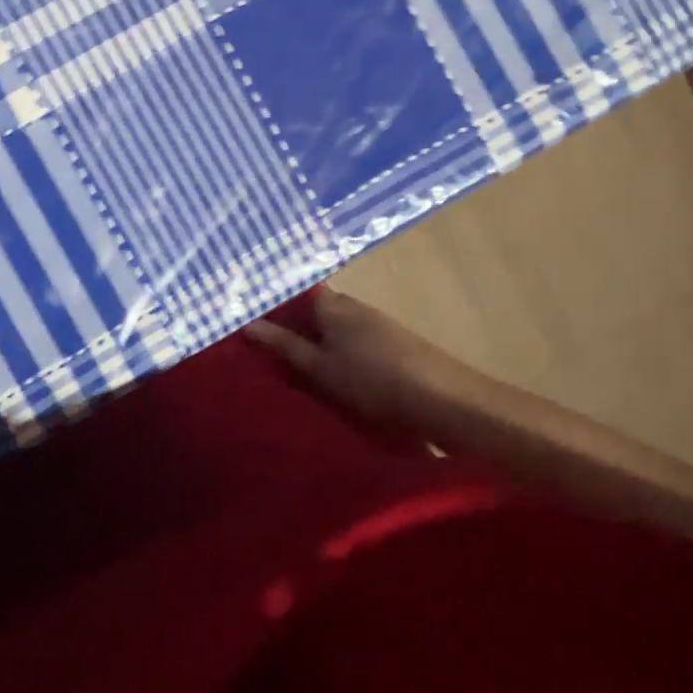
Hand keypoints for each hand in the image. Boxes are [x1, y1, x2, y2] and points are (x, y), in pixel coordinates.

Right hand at [240, 286, 473, 420]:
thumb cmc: (374, 379)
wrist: (445, 401)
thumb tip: (246, 322)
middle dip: (290, 322)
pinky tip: (328, 370)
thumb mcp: (320, 367)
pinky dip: (335, 350)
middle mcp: (353, 305)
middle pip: (313, 308)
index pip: (293, 290)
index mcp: (332, 304)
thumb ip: (284, 345)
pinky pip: (350, 339)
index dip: (271, 301)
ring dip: (314, 338)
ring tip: (290, 361)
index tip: (247, 314)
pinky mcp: (392, 344)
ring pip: (333, 325)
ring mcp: (375, 323)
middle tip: (261, 343)